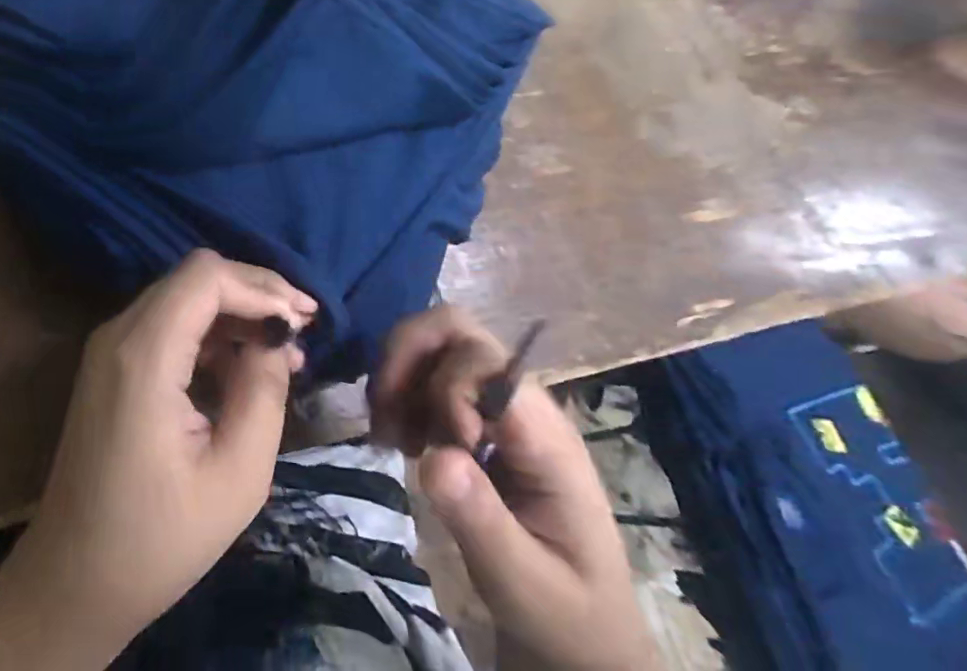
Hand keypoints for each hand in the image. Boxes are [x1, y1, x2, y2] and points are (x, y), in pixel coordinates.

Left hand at [0, 250, 314, 669]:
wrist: (73, 583)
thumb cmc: (158, 540)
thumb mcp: (237, 475)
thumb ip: (263, 392)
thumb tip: (275, 340)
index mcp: (143, 356)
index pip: (206, 276)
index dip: (261, 287)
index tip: (303, 322)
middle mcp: (118, 335)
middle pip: (196, 279)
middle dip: (255, 294)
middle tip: (305, 327)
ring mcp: (110, 349)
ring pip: (184, 298)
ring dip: (237, 315)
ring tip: (286, 352)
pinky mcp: (112, 367)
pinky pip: (169, 327)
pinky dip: (212, 335)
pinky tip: (246, 367)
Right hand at [372, 305, 655, 670]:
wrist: (582, 636)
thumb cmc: (563, 614)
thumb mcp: (525, 585)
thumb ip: (482, 520)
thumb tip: (435, 455)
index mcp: (545, 433)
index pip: (486, 360)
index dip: (446, 387)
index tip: (432, 447)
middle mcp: (520, 403)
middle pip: (455, 330)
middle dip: (405, 356)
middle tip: (383, 415)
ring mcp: (496, 408)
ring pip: (435, 345)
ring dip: (396, 376)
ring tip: (387, 435)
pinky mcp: (475, 420)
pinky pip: (427, 376)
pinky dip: (398, 394)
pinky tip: (397, 439)